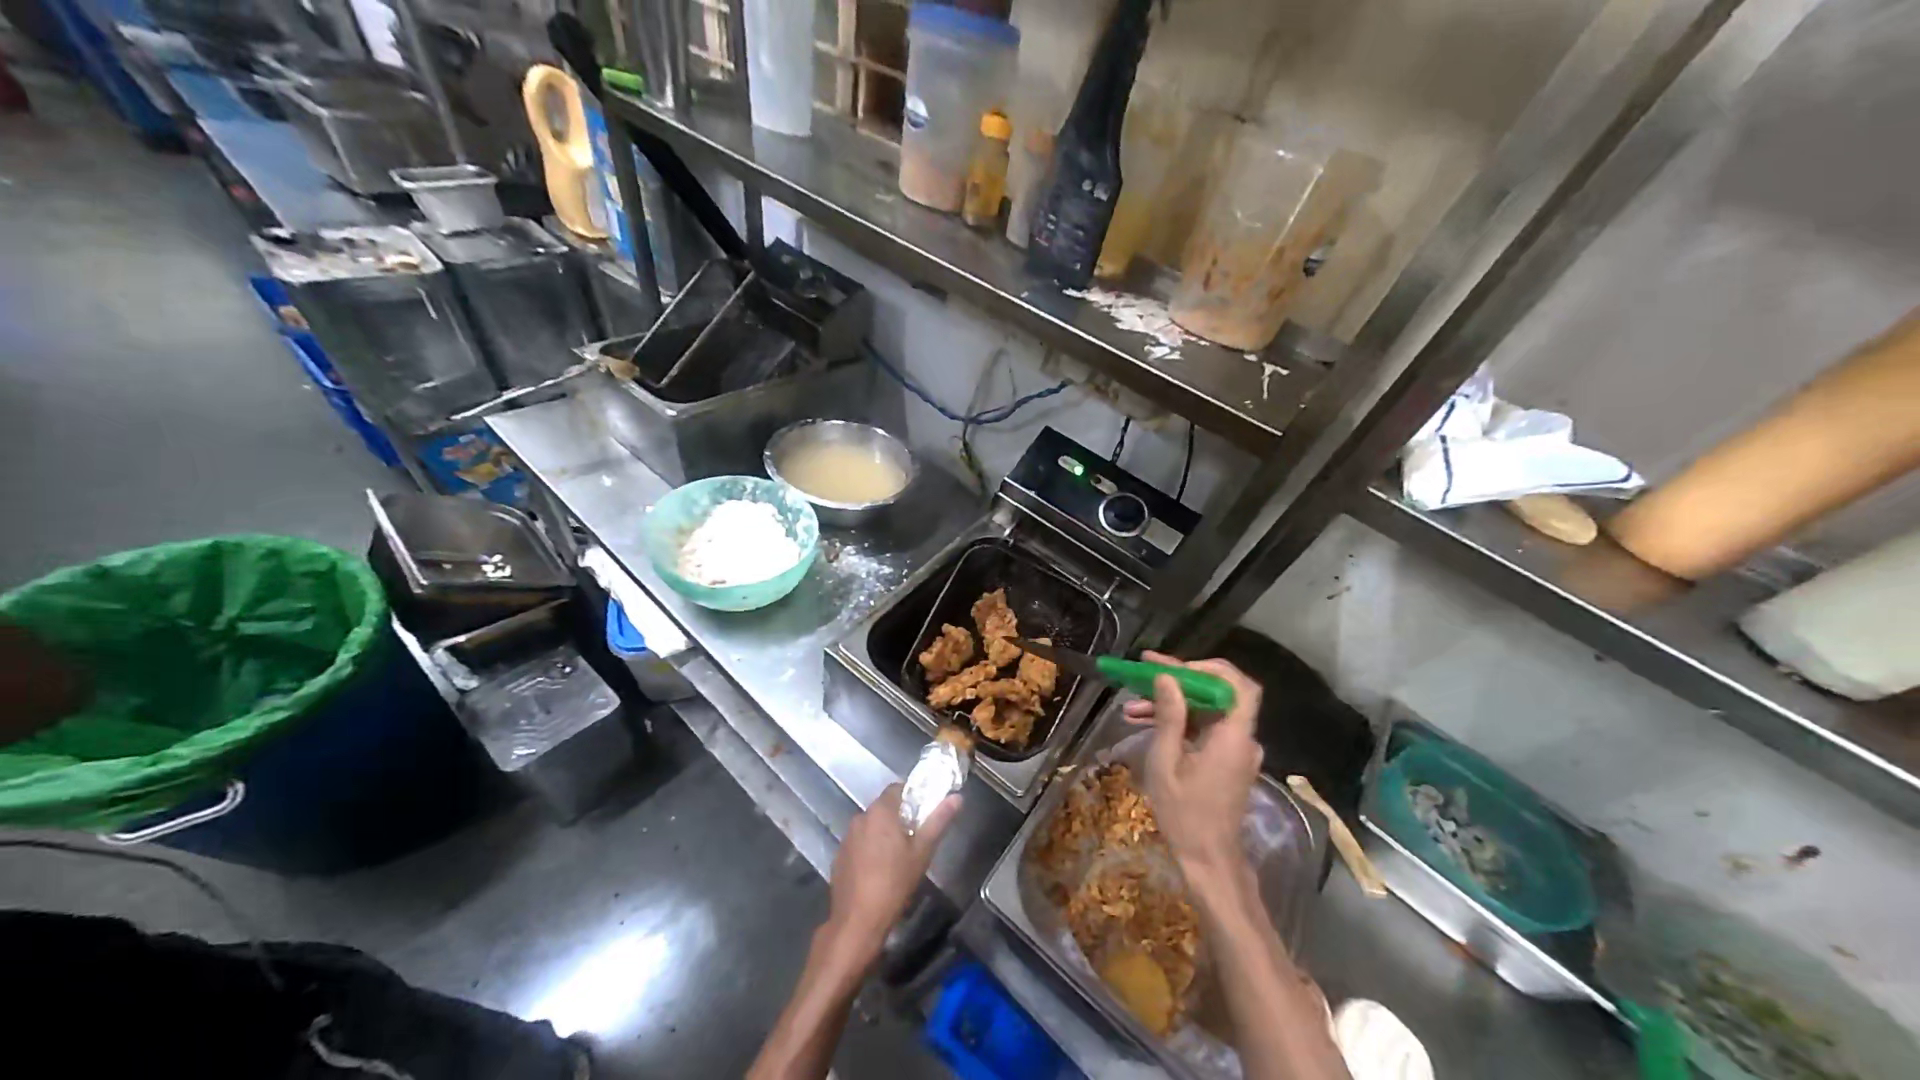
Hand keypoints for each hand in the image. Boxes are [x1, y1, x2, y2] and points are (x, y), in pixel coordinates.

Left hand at [824, 784, 959, 956]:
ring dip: (884, 833)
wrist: (857, 921)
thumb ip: (938, 821)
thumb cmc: (894, 883)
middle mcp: (860, 818)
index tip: (925, 811)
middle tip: (917, 836)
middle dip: (900, 816)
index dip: (912, 795)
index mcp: (880, 812)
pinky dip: (870, 848)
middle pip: (883, 808)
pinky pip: (859, 843)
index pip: (897, 788)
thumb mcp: (922, 852)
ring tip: (899, 855)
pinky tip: (879, 870)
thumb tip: (956, 798)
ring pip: (870, 826)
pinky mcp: (839, 857)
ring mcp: (846, 838)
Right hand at [1123, 653, 1264, 881]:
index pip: (1238, 685)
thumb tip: (1166, 677)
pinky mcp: (1228, 762)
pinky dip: (1180, 723)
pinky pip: (1206, 730)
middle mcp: (1243, 739)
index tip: (1174, 666)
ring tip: (1132, 705)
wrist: (1208, 861)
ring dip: (1174, 704)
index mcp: (1233, 737)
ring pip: (1208, 712)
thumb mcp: (1166, 762)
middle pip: (1219, 694)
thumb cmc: (1185, 814)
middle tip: (1144, 673)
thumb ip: (1169, 717)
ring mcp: (1237, 752)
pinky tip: (1146, 723)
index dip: (1210, 668)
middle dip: (1180, 681)